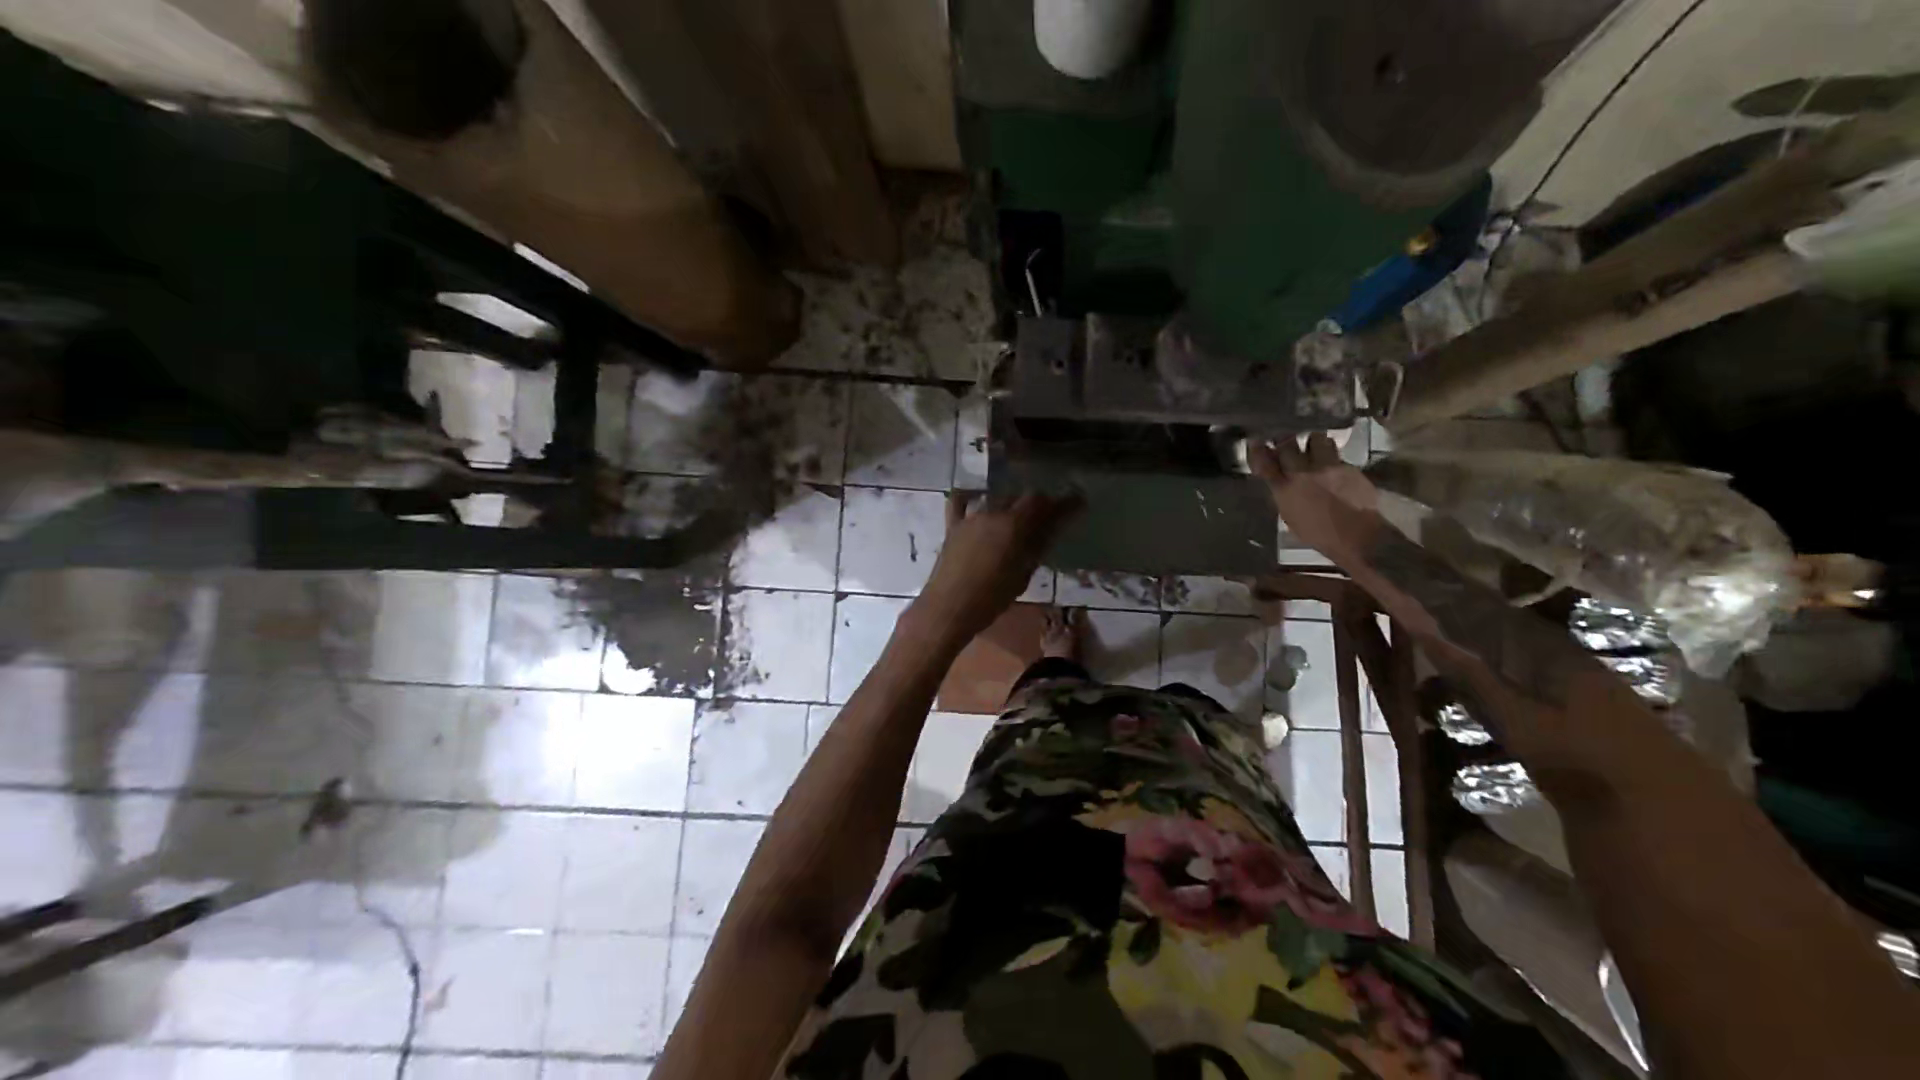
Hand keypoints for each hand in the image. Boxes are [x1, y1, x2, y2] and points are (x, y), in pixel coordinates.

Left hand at [908, 492, 1081, 644]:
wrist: (949, 608)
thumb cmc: (991, 598)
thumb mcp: (1023, 575)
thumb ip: (1037, 548)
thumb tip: (1051, 530)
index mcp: (1013, 525)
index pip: (1042, 502)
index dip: (1062, 502)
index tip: (1076, 501)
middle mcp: (993, 513)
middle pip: (1021, 497)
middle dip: (1037, 504)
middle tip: (1047, 516)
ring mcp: (970, 517)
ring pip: (995, 499)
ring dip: (1009, 504)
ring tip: (1016, 518)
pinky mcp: (952, 526)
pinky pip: (960, 502)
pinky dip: (971, 498)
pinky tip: (977, 502)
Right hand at [1248, 432, 1382, 565]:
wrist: (1358, 535)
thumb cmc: (1319, 534)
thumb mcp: (1290, 516)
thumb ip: (1282, 493)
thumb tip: (1278, 479)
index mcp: (1284, 489)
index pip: (1264, 462)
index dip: (1258, 450)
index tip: (1256, 441)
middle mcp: (1302, 473)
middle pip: (1288, 444)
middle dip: (1284, 439)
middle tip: (1284, 437)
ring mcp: (1327, 466)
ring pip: (1316, 439)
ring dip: (1312, 440)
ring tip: (1312, 445)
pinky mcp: (1347, 466)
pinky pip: (1335, 453)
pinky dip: (1331, 454)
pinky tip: (1331, 461)